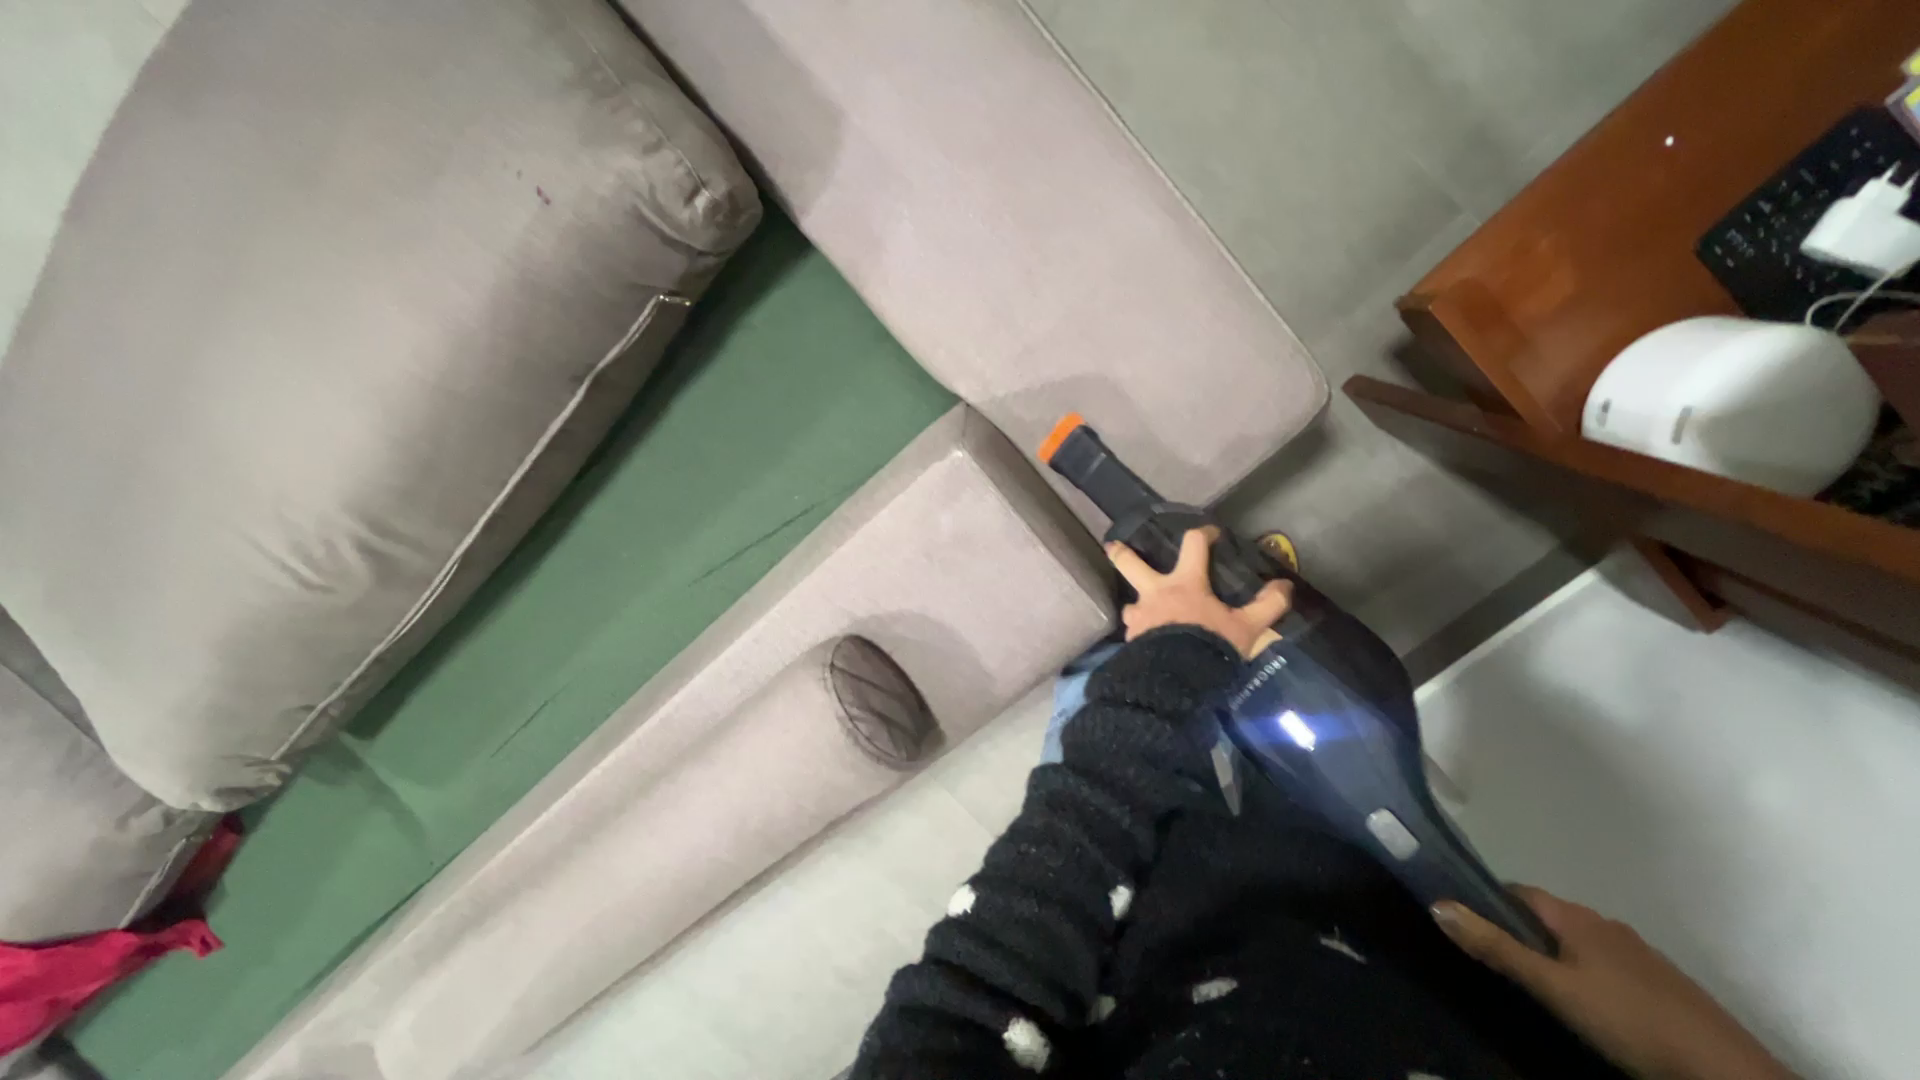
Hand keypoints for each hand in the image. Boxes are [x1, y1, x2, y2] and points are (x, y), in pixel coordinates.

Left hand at [1106, 527, 1292, 659]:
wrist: (1174, 681)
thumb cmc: (1210, 646)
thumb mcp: (1246, 628)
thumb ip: (1267, 606)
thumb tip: (1284, 585)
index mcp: (1185, 583)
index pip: (1193, 545)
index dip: (1203, 533)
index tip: (1210, 533)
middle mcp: (1155, 593)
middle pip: (1130, 564)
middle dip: (1121, 553)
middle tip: (1112, 546)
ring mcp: (1139, 617)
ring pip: (1130, 601)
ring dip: (1136, 602)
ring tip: (1142, 610)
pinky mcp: (1130, 640)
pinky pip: (1133, 630)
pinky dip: (1140, 630)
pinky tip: (1146, 639)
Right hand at [1433, 888, 1796, 1079]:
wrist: (1724, 1070)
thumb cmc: (1627, 1019)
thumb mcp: (1552, 987)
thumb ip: (1496, 948)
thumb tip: (1439, 904)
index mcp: (1578, 918)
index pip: (1520, 891)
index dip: (1489, 900)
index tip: (1465, 920)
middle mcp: (1607, 925)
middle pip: (1550, 917)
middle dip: (1519, 930)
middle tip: (1493, 958)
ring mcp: (1640, 954)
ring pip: (1580, 943)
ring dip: (1554, 954)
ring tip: (1534, 984)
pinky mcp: (1661, 984)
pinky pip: (1607, 966)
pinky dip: (1585, 974)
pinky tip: (1586, 1004)